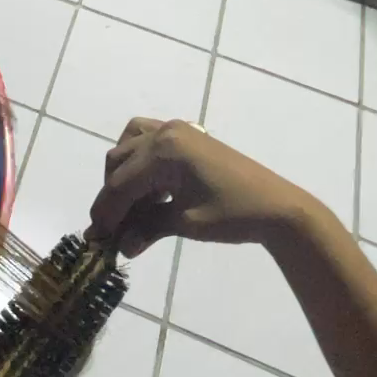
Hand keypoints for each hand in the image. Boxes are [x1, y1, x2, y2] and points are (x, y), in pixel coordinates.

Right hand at [89, 118, 324, 255]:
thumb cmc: (235, 216)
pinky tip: (145, 180)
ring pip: (128, 146)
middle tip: (113, 228)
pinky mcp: (184, 134)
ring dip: (122, 174)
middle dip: (112, 196)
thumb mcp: (186, 223)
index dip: (106, 212)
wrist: (279, 207)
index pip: (120, 184)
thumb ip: (147, 229)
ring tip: (130, 204)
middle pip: (119, 163)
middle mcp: (164, 132)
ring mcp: (174, 128)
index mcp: (164, 151)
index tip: (97, 237)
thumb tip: (121, 247)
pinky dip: (136, 155)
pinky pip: (145, 135)